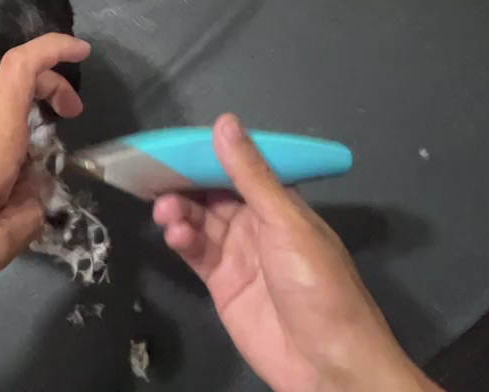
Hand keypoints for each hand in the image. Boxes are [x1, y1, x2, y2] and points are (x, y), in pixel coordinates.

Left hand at [0, 33, 89, 290]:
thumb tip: (37, 191)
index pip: (22, 67)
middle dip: (51, 84)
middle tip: (73, 115)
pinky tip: (1, 189)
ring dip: (28, 120)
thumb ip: (28, 217)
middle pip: (14, 79)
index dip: (53, 48)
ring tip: (34, 180)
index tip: (82, 51)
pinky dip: (6, 140)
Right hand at [154, 114, 435, 391]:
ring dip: (178, 211)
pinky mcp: (221, 282)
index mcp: (278, 204)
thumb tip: (225, 121)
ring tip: (166, 214)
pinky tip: (175, 236)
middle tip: (157, 178)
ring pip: (197, 219)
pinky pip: (194, 250)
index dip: (205, 154)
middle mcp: (256, 224)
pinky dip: (180, 239)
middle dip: (183, 183)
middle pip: (209, 192)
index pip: (235, 167)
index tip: (172, 143)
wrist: (331, 370)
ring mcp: (237, 254)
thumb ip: (251, 174)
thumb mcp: (286, 223)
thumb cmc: (319, 287)